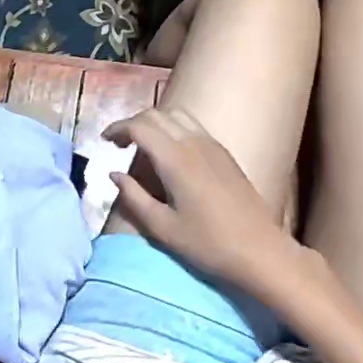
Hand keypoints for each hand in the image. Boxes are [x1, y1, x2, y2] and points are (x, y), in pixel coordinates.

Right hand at [105, 108, 305, 298]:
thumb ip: (134, 197)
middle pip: (157, 114)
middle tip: (119, 144)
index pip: (140, 126)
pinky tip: (169, 150)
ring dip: (155, 121)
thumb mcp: (163, 228)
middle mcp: (193, 142)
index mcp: (175, 159)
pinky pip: (192, 124)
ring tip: (141, 143)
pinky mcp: (223, 151)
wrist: (258, 248)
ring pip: (176, 114)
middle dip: (133, 123)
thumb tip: (114, 174)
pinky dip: (173, 126)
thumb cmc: (208, 243)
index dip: (118, 128)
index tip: (104, 141)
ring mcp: (212, 143)